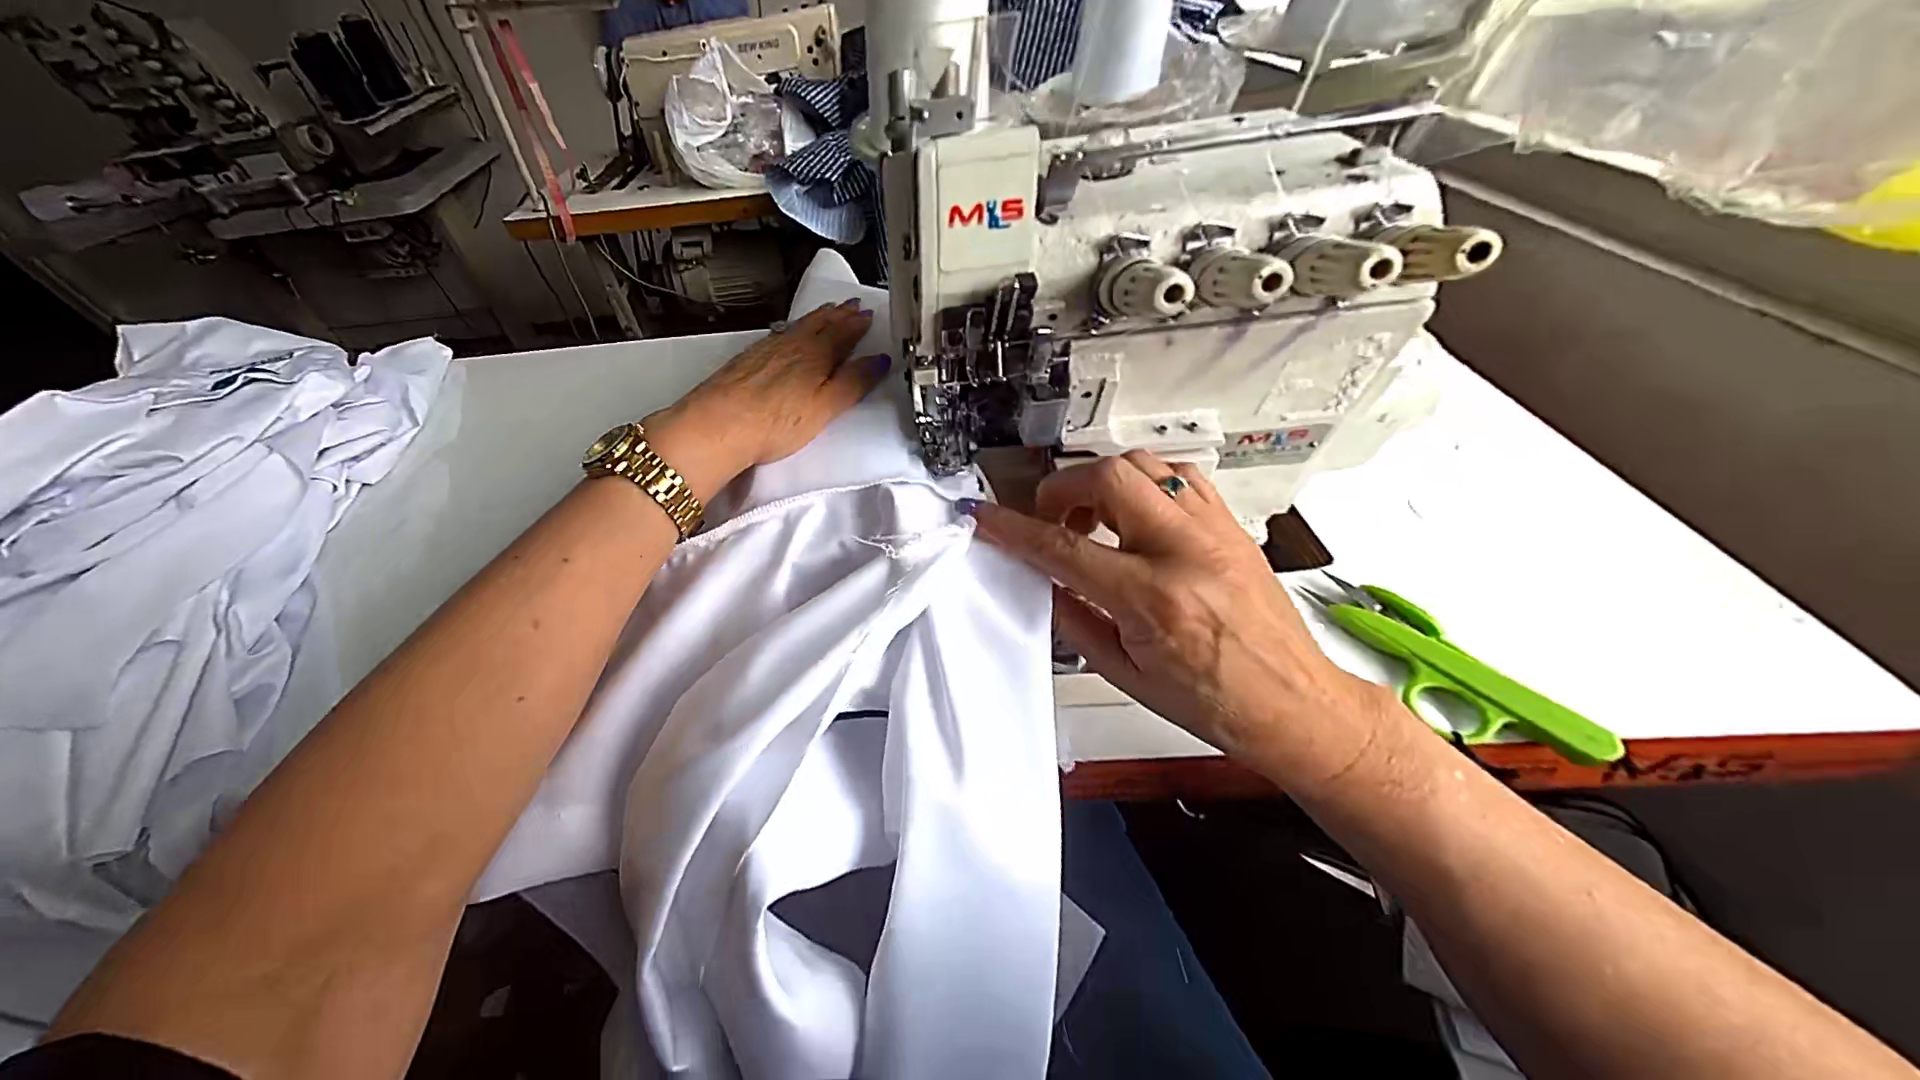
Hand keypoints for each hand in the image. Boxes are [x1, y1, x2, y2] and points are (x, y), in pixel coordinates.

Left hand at [646, 300, 888, 491]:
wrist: (717, 428)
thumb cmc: (770, 422)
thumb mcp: (826, 406)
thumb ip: (854, 382)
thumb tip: (878, 361)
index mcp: (814, 355)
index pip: (842, 333)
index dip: (857, 324)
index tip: (868, 316)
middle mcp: (790, 346)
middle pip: (820, 325)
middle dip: (839, 315)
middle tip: (852, 306)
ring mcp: (766, 352)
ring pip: (798, 328)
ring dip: (816, 319)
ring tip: (826, 313)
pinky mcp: (747, 363)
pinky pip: (778, 336)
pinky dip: (792, 330)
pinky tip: (787, 336)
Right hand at [967, 452, 1401, 790]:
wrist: (1291, 703)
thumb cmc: (1221, 701)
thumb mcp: (1126, 673)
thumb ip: (1077, 620)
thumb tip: (1048, 581)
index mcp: (1155, 600)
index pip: (1064, 547)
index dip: (1014, 530)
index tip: (989, 519)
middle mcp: (1188, 552)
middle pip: (1106, 478)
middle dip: (1060, 491)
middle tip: (1050, 518)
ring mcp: (1215, 532)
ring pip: (1144, 464)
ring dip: (1102, 482)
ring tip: (1093, 517)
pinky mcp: (1231, 526)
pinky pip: (1180, 476)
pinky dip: (1145, 483)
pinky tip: (1135, 513)